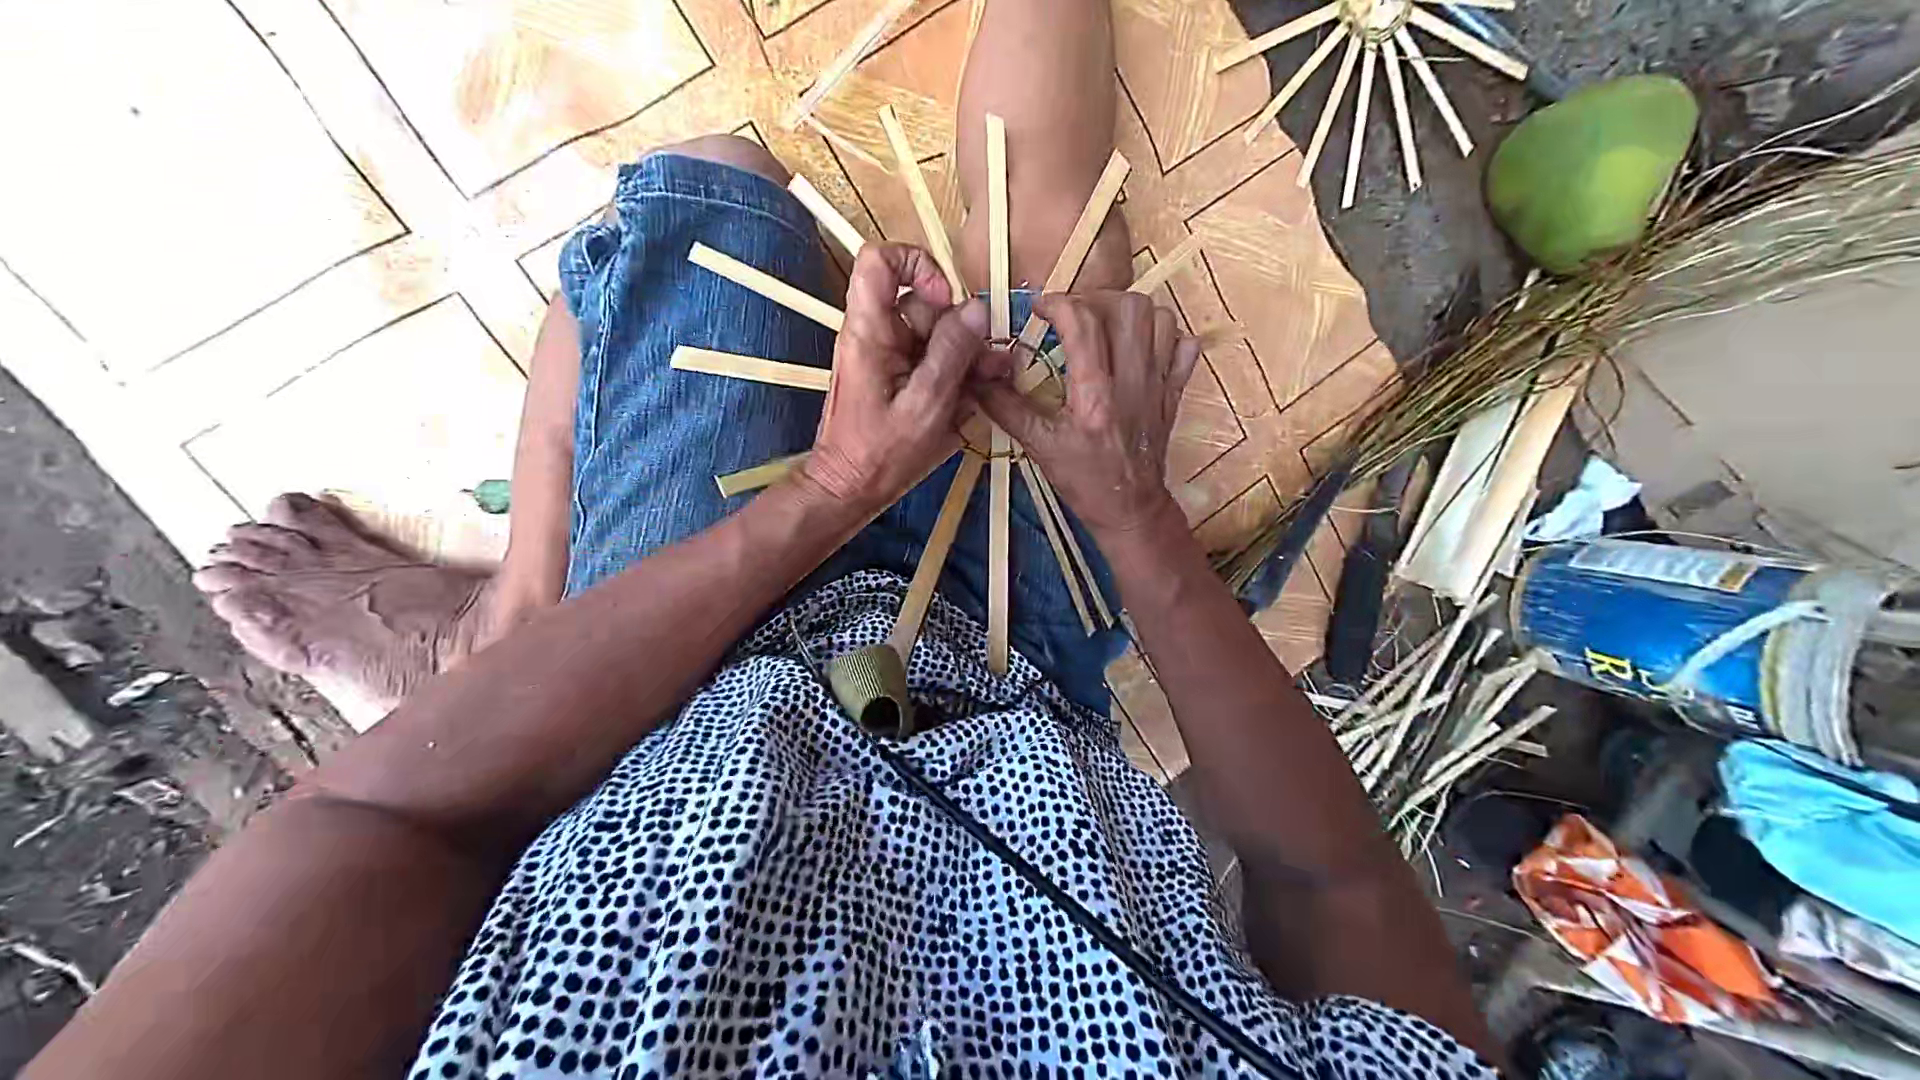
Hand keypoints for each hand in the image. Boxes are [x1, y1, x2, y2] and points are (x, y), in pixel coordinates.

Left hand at [798, 242, 988, 514]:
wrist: (849, 488)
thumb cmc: (879, 453)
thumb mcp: (925, 404)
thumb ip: (952, 353)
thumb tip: (977, 310)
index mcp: (869, 331)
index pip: (880, 261)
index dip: (919, 266)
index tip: (946, 299)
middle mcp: (876, 335)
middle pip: (922, 304)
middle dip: (960, 329)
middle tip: (987, 363)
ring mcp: (886, 357)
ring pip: (933, 334)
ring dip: (964, 354)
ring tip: (991, 380)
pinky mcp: (896, 377)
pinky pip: (929, 360)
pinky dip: (953, 372)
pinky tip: (974, 394)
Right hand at [975, 291, 1200, 535]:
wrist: (1129, 508)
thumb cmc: (1081, 480)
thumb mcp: (1037, 445)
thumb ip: (1005, 406)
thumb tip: (974, 376)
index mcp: (1094, 396)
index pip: (1082, 323)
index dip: (1057, 303)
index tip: (1040, 309)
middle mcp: (1131, 381)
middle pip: (1127, 307)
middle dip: (1095, 299)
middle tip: (1074, 316)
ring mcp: (1159, 384)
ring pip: (1159, 317)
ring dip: (1128, 313)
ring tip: (1104, 327)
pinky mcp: (1175, 391)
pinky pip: (1184, 345)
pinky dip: (1165, 335)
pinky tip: (1139, 347)